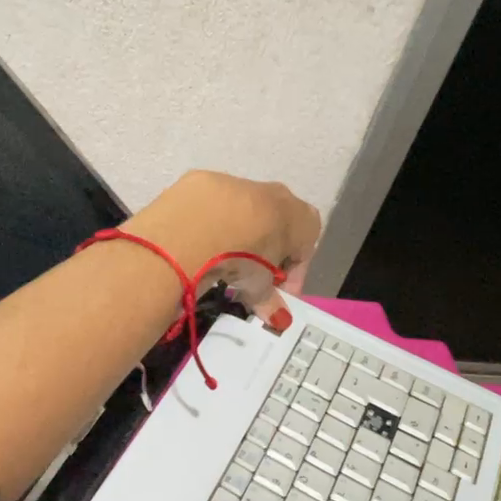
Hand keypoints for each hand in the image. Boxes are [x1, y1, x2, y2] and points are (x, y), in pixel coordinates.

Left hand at [122, 171, 320, 320]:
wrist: (195, 226)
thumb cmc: (244, 258)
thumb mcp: (259, 286)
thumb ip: (270, 300)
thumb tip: (279, 320)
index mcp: (301, 217)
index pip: (305, 251)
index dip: (292, 277)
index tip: (277, 296)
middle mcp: (275, 193)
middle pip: (277, 228)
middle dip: (266, 256)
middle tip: (250, 281)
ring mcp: (240, 182)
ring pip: (245, 215)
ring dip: (238, 238)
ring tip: (221, 265)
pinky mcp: (203, 180)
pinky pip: (213, 208)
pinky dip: (209, 227)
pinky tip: (197, 246)